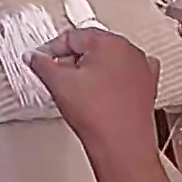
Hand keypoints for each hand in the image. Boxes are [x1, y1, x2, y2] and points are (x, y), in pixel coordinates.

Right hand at [27, 28, 159, 163]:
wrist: (121, 145)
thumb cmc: (97, 115)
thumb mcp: (58, 83)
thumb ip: (41, 64)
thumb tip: (34, 57)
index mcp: (108, 43)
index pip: (71, 36)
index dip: (51, 49)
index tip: (41, 60)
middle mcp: (129, 50)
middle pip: (91, 45)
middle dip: (71, 58)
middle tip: (56, 75)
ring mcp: (141, 67)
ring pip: (107, 58)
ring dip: (90, 68)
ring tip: (77, 88)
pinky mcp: (147, 85)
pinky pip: (124, 72)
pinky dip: (110, 77)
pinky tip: (100, 90)